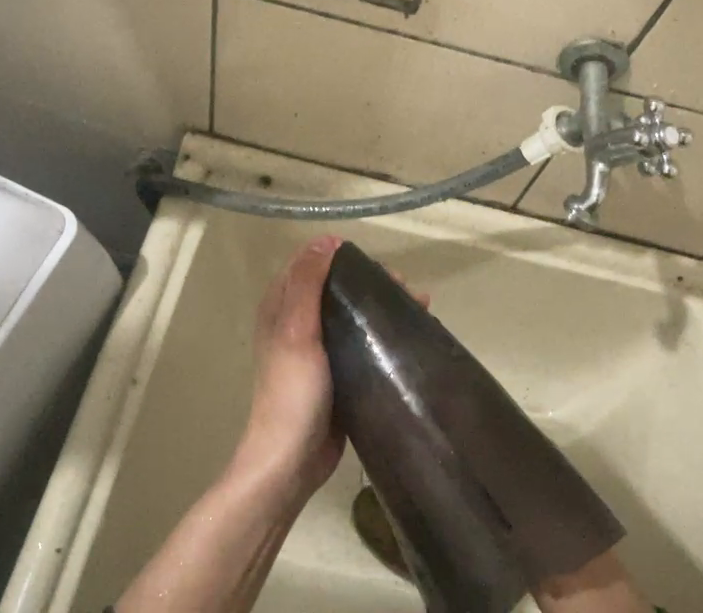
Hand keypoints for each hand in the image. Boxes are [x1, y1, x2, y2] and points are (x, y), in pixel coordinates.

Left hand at [234, 236, 425, 504]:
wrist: (292, 461)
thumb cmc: (292, 392)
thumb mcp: (296, 330)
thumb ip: (308, 284)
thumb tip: (327, 240)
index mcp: (282, 308)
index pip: (314, 266)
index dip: (345, 259)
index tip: (378, 265)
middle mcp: (299, 323)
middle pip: (341, 289)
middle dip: (375, 284)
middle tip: (408, 290)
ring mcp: (321, 350)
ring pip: (356, 315)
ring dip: (385, 307)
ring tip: (420, 308)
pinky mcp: (340, 374)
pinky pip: (366, 343)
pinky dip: (387, 333)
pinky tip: (413, 335)